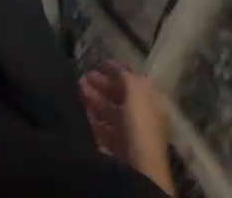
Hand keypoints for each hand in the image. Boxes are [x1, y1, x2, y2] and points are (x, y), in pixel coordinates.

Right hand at [80, 62, 174, 193]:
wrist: (140, 168)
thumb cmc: (141, 124)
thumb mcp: (136, 92)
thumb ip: (126, 76)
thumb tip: (117, 68)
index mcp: (152, 101)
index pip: (134, 81)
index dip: (118, 70)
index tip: (99, 63)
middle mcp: (144, 117)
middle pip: (121, 97)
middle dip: (102, 85)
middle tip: (83, 77)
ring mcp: (132, 135)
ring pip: (111, 113)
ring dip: (95, 100)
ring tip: (79, 90)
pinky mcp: (120, 151)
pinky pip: (106, 131)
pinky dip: (95, 121)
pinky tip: (84, 113)